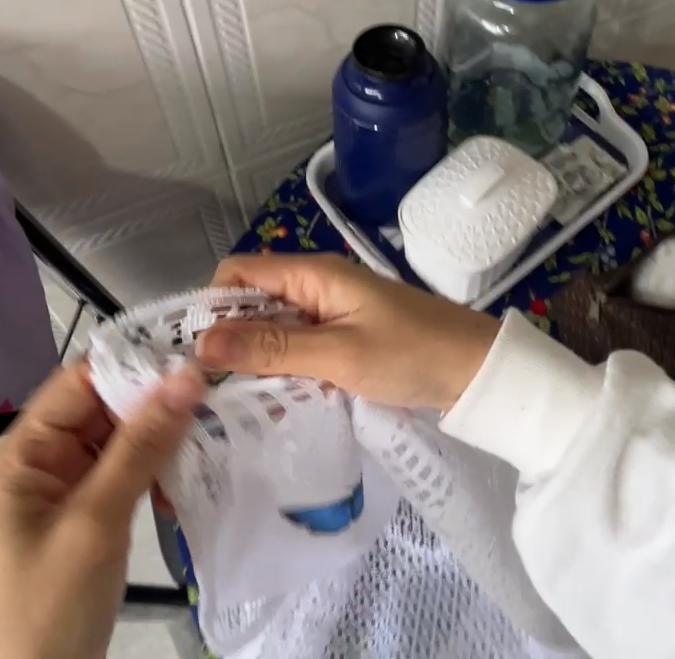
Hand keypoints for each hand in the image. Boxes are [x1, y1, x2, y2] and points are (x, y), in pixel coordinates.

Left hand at [0, 362, 203, 658]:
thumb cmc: (46, 610)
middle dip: (159, 396)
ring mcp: (67, 492)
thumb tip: (187, 375)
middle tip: (222, 382)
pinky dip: (161, 467)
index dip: (135, 361)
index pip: (81, 382)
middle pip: (105, 407)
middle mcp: (44, 462)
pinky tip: (198, 463)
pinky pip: (129, 472)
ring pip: (124, 438)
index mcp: (24, 454)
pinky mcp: (90, 518)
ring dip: (166, 432)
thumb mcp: (95, 522)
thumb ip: (141, 446)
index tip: (196, 349)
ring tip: (221, 415)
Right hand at [196, 254, 500, 410]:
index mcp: (314, 275)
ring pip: (275, 328)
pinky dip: (286, 368)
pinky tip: (280, 401)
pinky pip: (300, 346)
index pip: (240, 272)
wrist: (476, 368)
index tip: (198, 355)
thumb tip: (201, 341)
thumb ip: (272, 348)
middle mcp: (318, 286)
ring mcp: (332, 311)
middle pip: (254, 301)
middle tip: (212, 390)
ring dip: (257, 359)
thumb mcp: (338, 355)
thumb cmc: (411, 354)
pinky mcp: (345, 335)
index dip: (212, 305)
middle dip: (230, 338)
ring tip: (239, 402)